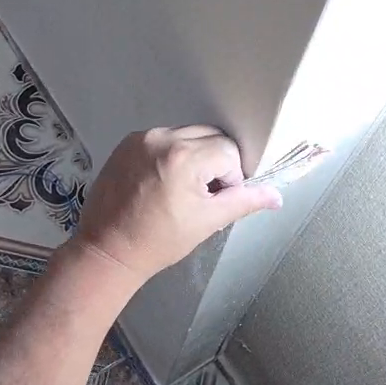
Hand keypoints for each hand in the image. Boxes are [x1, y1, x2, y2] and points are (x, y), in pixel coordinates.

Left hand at [67, 126, 280, 284]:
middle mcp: (161, 138)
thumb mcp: (207, 222)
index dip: (230, 178)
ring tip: (181, 189)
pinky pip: (164, 138)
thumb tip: (277, 196)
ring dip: (194, 156)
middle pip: (210, 136)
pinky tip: (163, 182)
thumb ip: (244, 202)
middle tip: (201, 195)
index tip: (214, 200)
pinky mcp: (127, 143)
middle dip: (214, 163)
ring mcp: (141, 138)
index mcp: (183, 157)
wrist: (108, 250)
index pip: (228, 152)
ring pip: (188, 135)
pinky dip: (172, 154)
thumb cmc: (159, 241)